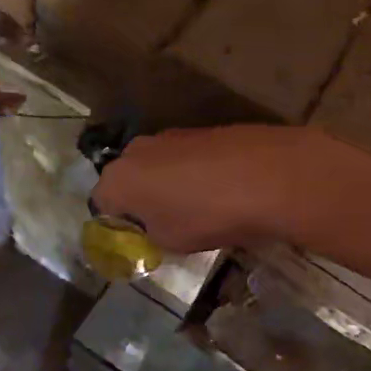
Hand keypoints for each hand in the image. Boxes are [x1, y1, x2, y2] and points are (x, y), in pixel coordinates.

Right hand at [90, 125, 332, 252]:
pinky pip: (185, 157)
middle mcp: (136, 150)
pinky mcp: (201, 129)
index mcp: (118, 179)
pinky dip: (194, 172)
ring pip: (157, 165)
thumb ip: (151, 232)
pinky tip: (220, 189)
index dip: (119, 224)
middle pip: (129, 179)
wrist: (268, 176)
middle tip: (166, 223)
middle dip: (142, 199)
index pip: (102, 204)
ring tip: (198, 206)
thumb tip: (154, 222)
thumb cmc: (207, 216)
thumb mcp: (171, 241)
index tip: (141, 239)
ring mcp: (170, 135)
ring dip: (168, 184)